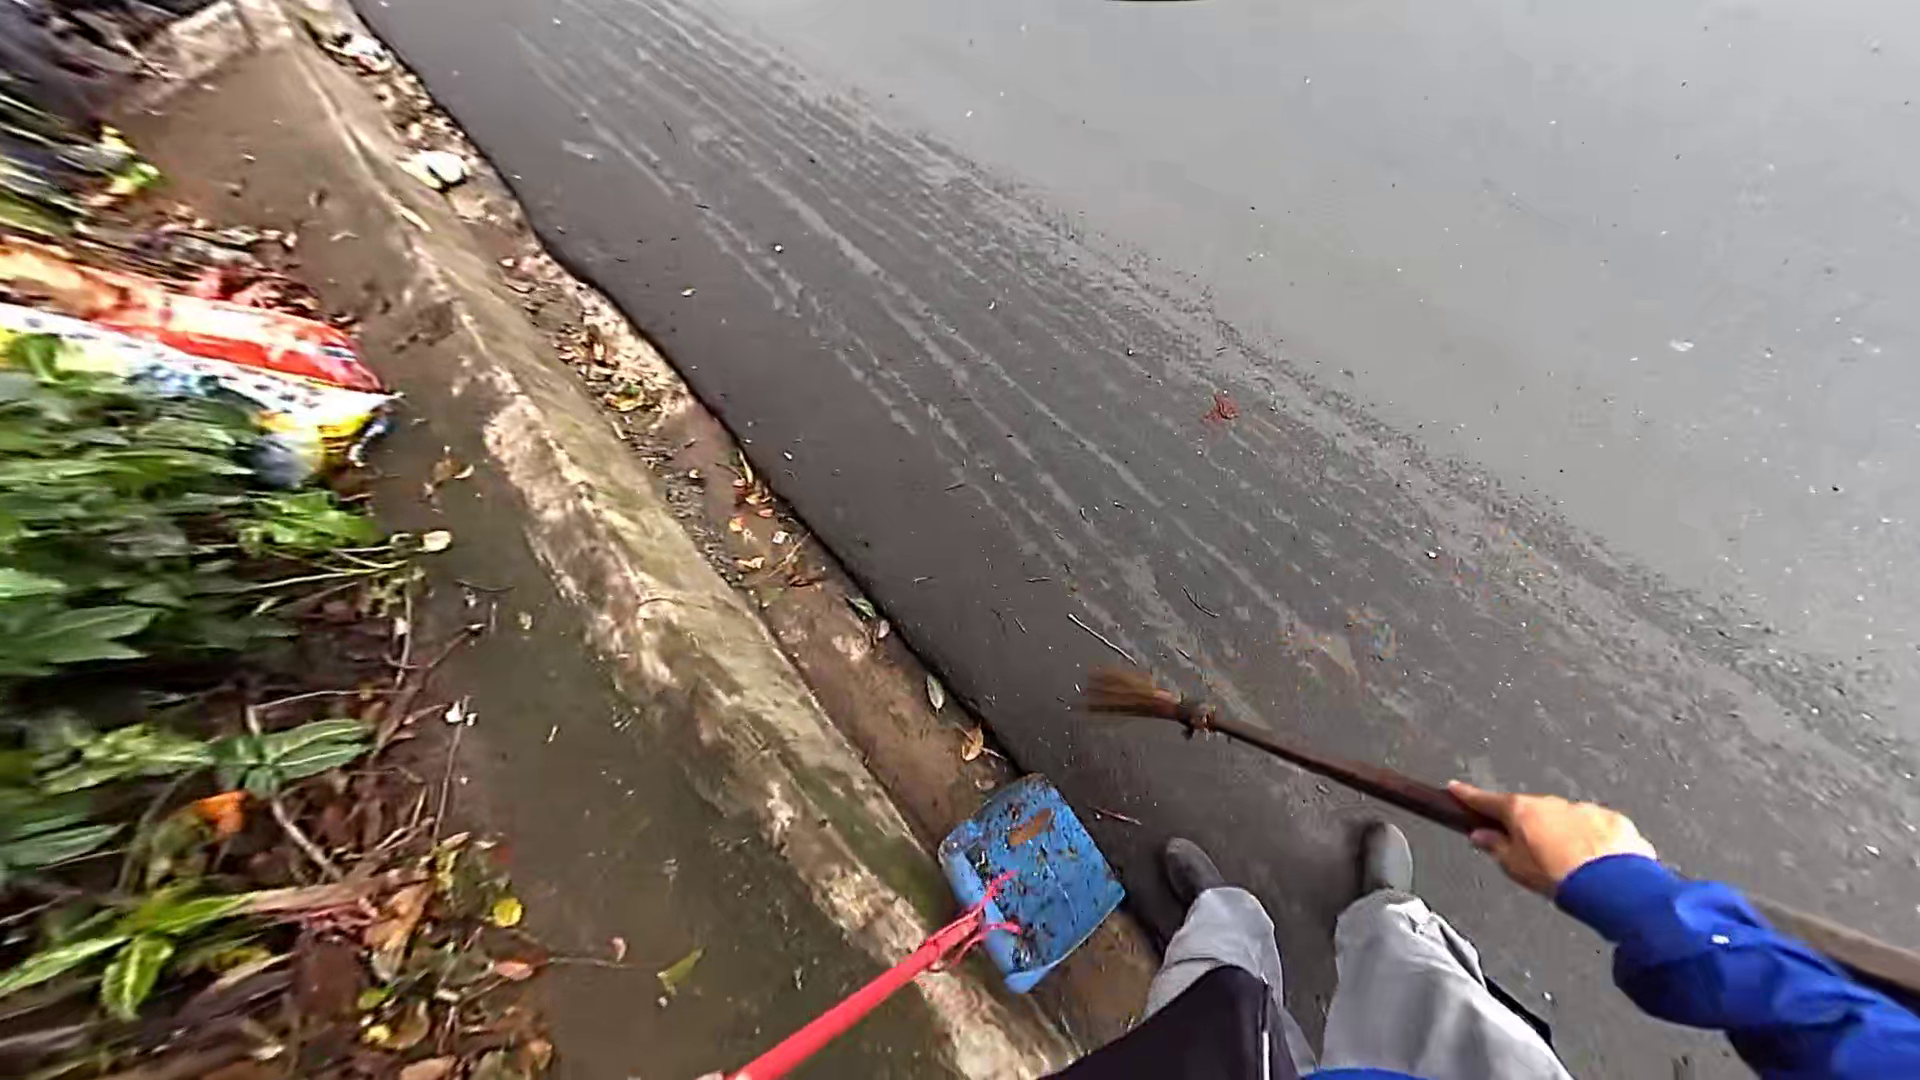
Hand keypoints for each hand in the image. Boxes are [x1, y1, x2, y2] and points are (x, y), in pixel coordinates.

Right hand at [1447, 781, 1656, 894]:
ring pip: (1564, 817)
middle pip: (1529, 810)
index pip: (1484, 799)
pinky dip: (1594, 840)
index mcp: (1519, 810)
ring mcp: (1583, 811)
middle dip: (1528, 825)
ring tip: (1572, 863)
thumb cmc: (1566, 880)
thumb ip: (1495, 847)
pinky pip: (1597, 827)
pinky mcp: (1615, 822)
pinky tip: (1598, 862)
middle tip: (1532, 850)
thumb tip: (1483, 838)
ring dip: (1563, 832)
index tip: (1456, 789)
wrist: (1622, 893)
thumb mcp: (1516, 868)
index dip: (1467, 795)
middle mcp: (1549, 804)